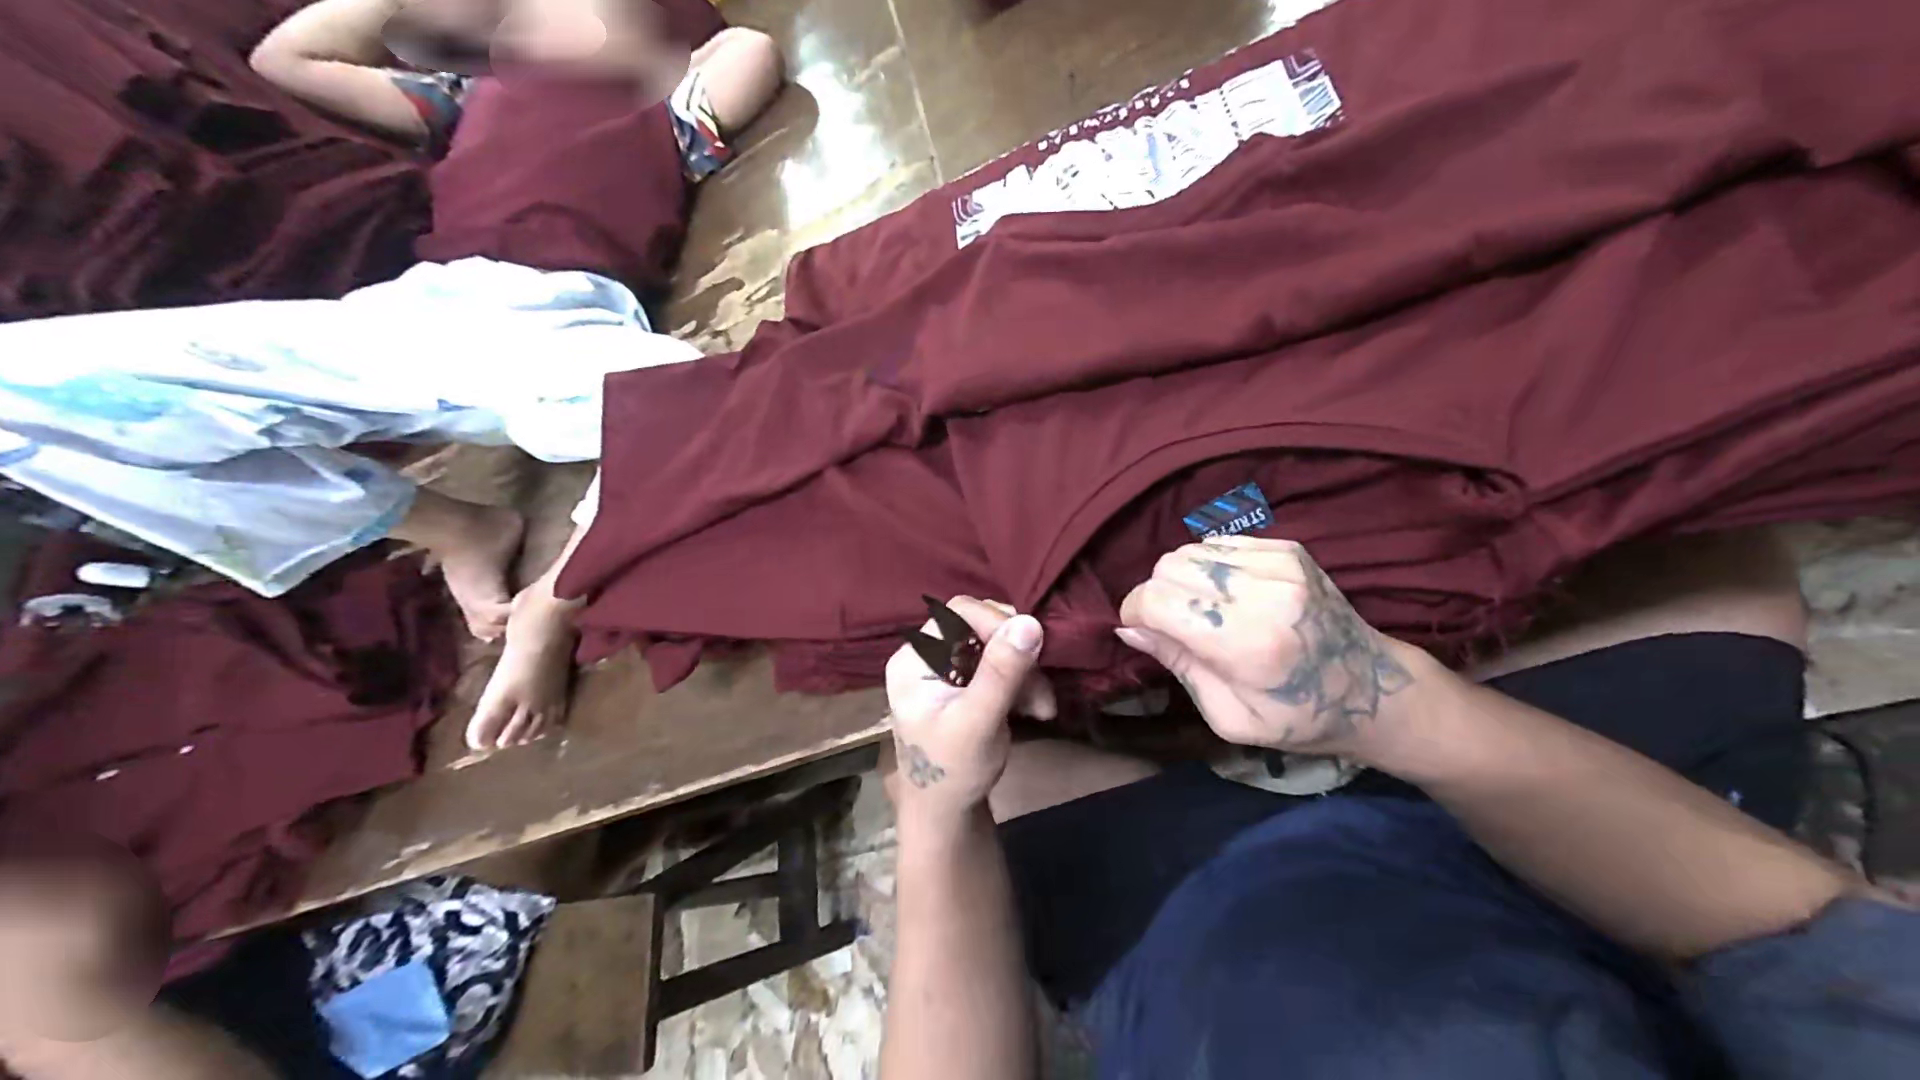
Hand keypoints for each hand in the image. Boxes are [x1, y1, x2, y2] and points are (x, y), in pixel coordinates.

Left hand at [882, 598, 1049, 829]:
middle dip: (1016, 653)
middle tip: (1039, 683)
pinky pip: (1003, 665)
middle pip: (981, 626)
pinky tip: (1037, 709)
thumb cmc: (951, 771)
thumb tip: (1029, 622)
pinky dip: (1024, 682)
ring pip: (998, 645)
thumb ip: (1001, 673)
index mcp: (914, 659)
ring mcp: (948, 670)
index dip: (995, 622)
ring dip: (1027, 672)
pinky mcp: (969, 683)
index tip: (1029, 647)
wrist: (947, 814)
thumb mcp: (978, 722)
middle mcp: (928, 656)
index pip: (957, 613)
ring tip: (1043, 706)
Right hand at [1116, 535, 1421, 755]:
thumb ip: (1177, 664)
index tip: (1139, 629)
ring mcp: (1280, 564)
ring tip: (1203, 608)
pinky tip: (1228, 593)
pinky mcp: (1289, 549)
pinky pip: (1218, 543)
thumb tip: (1129, 629)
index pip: (1156, 601)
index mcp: (1247, 644)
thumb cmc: (1297, 717)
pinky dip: (1209, 566)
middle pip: (1168, 567)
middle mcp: (1264, 593)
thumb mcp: (1228, 716)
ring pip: (1190, 550)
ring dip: (1181, 578)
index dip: (1134, 612)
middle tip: (1172, 623)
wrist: (1375, 690)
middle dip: (1155, 594)